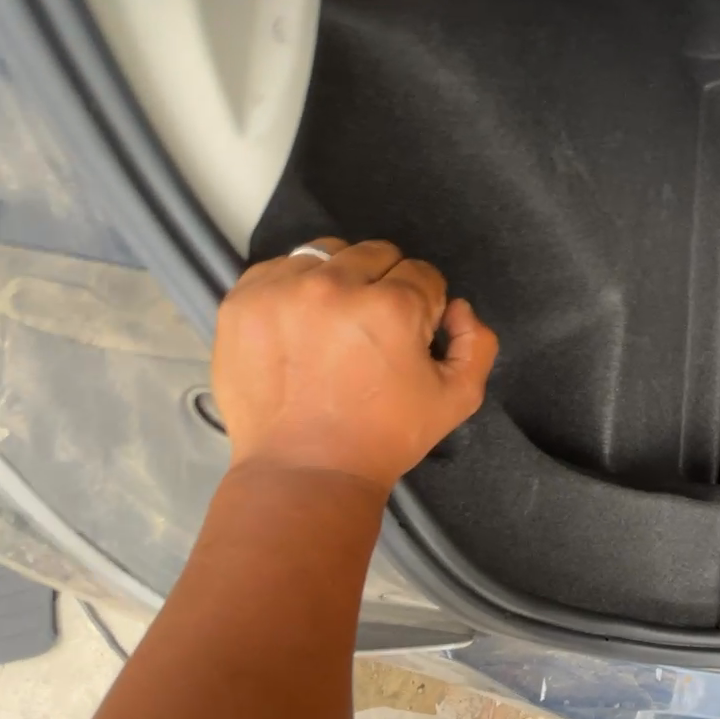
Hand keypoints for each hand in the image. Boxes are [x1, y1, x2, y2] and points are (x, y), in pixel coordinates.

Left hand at [212, 238, 498, 494]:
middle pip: (377, 253)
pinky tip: (308, 325)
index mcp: (392, 307)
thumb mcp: (461, 396)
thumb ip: (478, 342)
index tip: (419, 335)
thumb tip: (458, 309)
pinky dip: (301, 287)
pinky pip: (280, 268)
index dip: (431, 305)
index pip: (424, 273)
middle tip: (383, 329)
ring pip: (327, 253)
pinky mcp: (242, 300)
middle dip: (391, 284)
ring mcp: (281, 290)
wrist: (308, 465)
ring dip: (345, 278)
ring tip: (342, 322)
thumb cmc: (391, 433)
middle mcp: (335, 286)